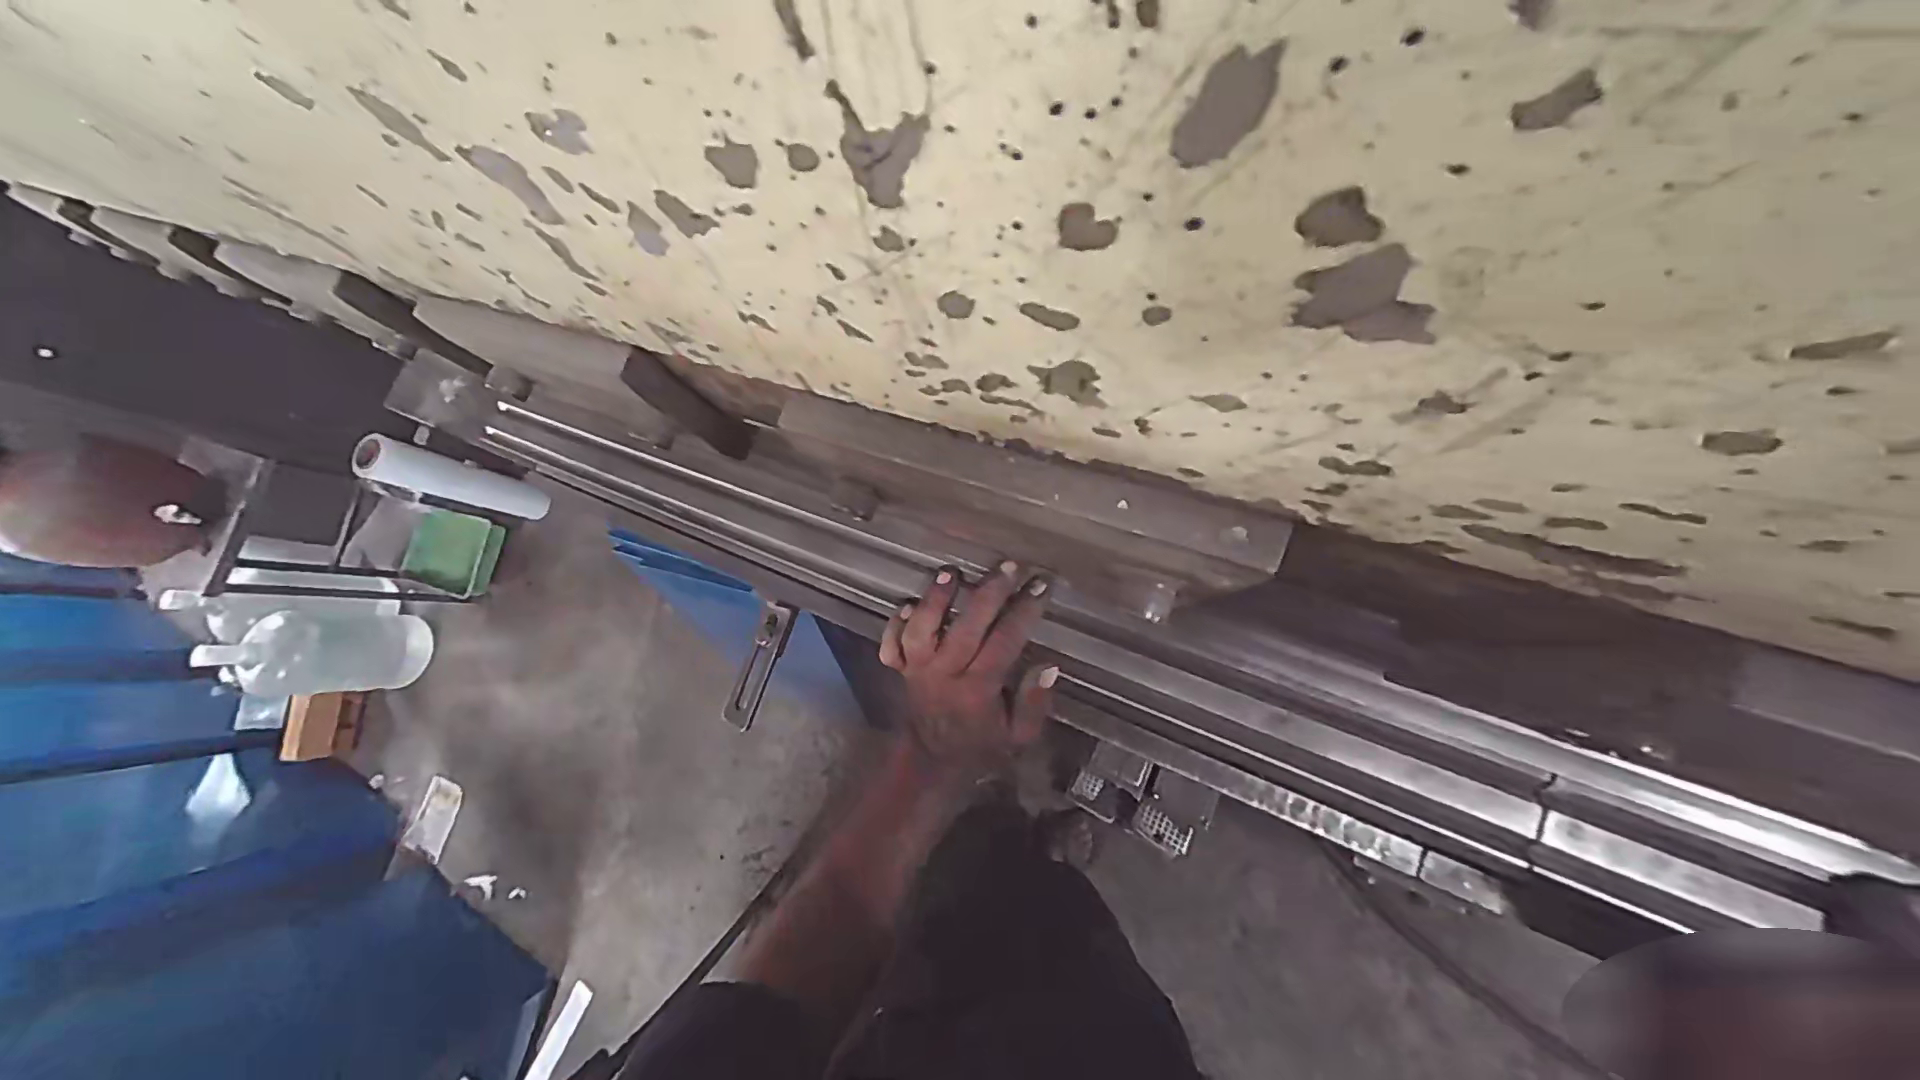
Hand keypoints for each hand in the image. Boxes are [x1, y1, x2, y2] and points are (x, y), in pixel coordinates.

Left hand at [878, 561, 1057, 783]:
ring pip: (922, 630)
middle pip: (965, 628)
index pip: (1004, 643)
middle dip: (988, 594)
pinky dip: (895, 623)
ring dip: (936, 600)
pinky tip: (908, 603)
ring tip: (953, 571)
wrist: (932, 760)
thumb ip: (1034, 703)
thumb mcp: (1018, 735)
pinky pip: (891, 644)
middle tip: (1008, 567)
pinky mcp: (900, 669)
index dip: (1023, 612)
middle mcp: (945, 675)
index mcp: (978, 690)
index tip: (1040, 586)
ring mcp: (918, 670)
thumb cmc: (981, 745)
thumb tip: (1049, 666)